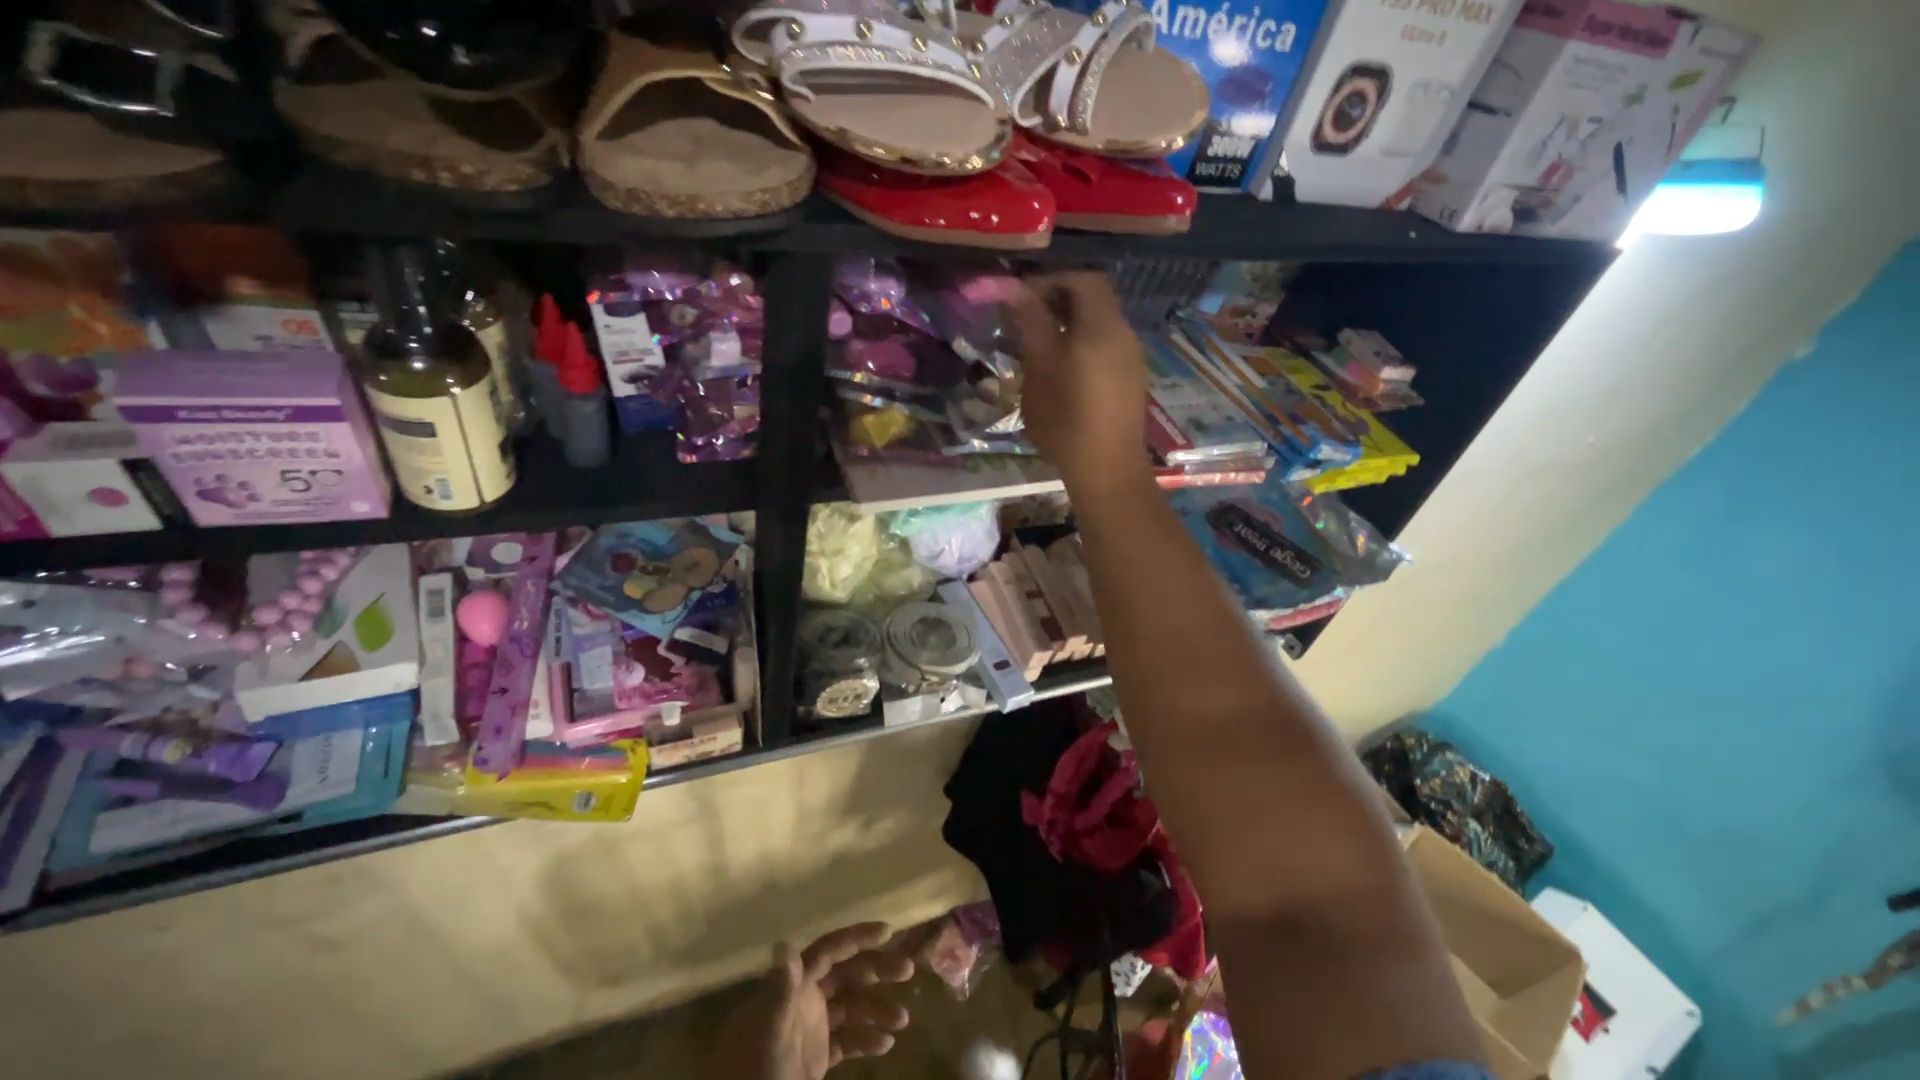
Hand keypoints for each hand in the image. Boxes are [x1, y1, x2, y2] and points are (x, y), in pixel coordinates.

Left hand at [707, 922, 914, 1079]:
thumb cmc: (757, 1070)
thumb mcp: (769, 1032)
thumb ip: (779, 991)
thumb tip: (784, 943)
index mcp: (791, 988)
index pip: (827, 952)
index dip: (855, 938)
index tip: (888, 932)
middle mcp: (802, 1001)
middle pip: (845, 975)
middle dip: (877, 970)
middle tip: (908, 971)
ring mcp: (810, 1029)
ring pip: (851, 1008)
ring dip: (877, 1009)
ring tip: (902, 1020)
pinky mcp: (815, 1057)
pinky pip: (846, 1041)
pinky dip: (866, 1040)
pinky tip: (885, 1044)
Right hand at [1007, 272, 1150, 495]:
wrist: (1106, 469)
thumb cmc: (1066, 419)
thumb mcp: (1039, 369)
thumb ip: (1032, 323)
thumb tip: (1015, 288)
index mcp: (1102, 326)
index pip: (1082, 279)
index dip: (1050, 280)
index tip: (1020, 296)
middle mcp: (1123, 333)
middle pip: (1094, 298)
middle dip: (1060, 298)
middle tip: (1026, 315)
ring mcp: (1132, 356)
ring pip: (1101, 321)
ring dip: (1071, 321)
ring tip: (1039, 341)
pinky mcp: (1131, 377)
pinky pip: (1107, 343)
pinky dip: (1083, 340)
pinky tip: (1062, 365)